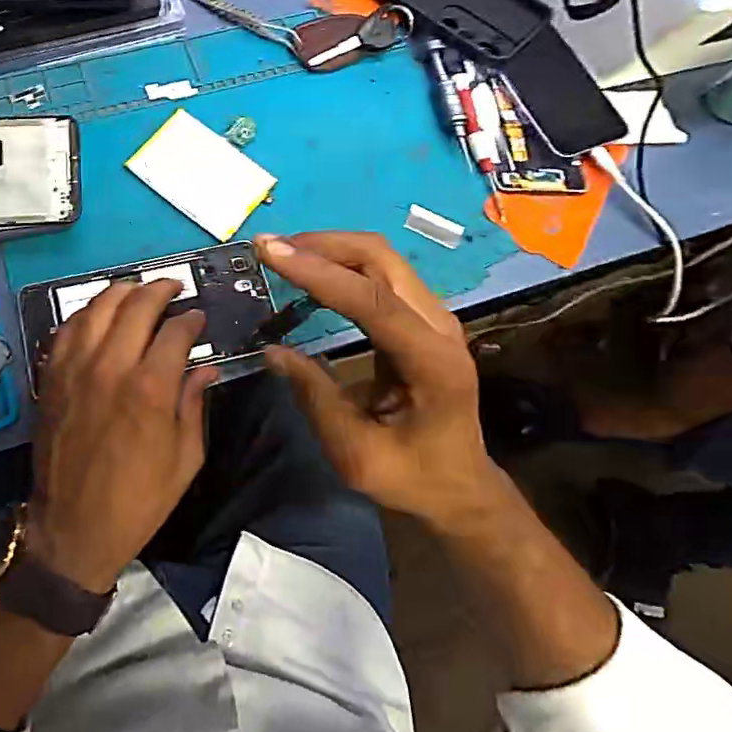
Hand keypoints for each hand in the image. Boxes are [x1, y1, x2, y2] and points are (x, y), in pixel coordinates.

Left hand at [26, 280, 216, 593]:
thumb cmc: (138, 498)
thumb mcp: (185, 459)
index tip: (198, 319)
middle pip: (137, 305)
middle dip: (160, 289)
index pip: (176, 330)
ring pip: (98, 306)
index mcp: (150, 388)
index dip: (192, 319)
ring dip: (122, 291)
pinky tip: (100, 314)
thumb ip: (195, 404)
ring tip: (138, 291)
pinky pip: (68, 328)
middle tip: (173, 289)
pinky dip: (88, 313)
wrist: (74, 528)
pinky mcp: (52, 376)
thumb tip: (206, 368)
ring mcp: (75, 368)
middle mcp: (111, 366)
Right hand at [255, 232, 502, 528]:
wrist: (461, 486)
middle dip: (322, 245)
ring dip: (330, 248)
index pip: (373, 299)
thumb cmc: (414, 477)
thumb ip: (317, 399)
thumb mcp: (357, 454)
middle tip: (270, 248)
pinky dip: (341, 261)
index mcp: (432, 362)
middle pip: (381, 258)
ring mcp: (435, 315)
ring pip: (380, 256)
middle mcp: (440, 325)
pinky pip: (380, 271)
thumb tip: (273, 350)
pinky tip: (311, 269)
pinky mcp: (422, 316)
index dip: (320, 272)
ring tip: (282, 254)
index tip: (271, 253)